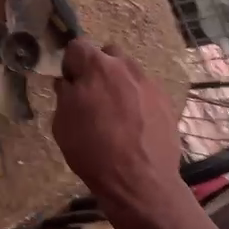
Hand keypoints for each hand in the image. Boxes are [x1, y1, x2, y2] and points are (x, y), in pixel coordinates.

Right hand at [51, 38, 183, 213]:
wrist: (140, 182)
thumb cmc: (93, 151)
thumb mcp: (62, 123)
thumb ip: (64, 95)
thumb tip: (69, 83)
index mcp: (96, 66)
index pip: (77, 46)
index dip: (71, 64)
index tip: (71, 84)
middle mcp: (124, 67)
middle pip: (107, 54)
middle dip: (98, 69)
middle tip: (94, 96)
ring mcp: (148, 83)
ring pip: (128, 72)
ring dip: (119, 84)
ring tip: (117, 113)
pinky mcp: (166, 101)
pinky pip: (145, 91)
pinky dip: (138, 101)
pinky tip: (135, 126)